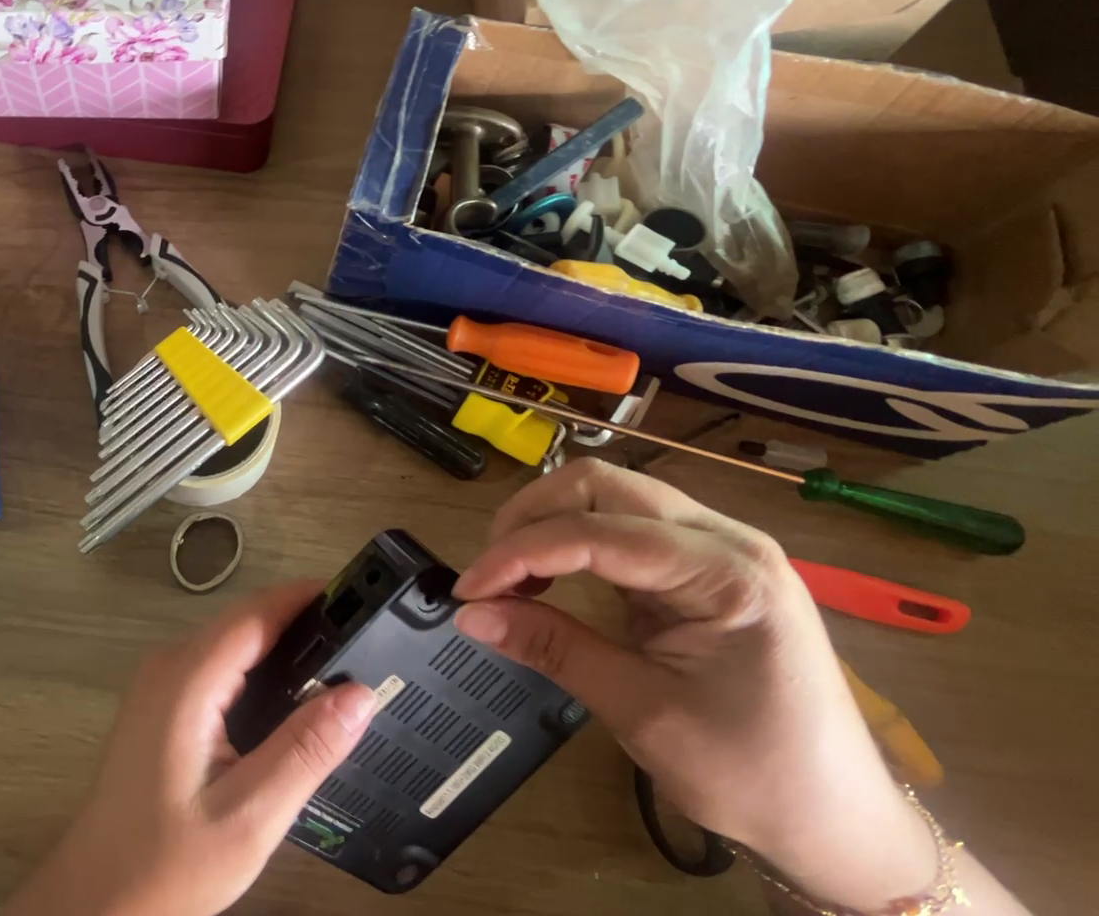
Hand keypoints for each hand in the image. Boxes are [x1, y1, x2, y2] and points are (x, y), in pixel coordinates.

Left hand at [0, 581, 377, 915]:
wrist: (100, 893)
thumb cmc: (166, 861)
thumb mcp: (250, 815)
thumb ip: (306, 750)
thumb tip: (358, 696)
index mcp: (185, 682)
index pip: (254, 614)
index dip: (304, 598)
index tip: (356, 597)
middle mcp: (166, 667)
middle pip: (241, 621)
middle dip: (298, 621)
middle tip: (358, 642)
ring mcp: (157, 683)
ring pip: (228, 641)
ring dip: (277, 645)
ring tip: (334, 667)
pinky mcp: (159, 702)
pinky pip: (215, 663)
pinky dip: (254, 667)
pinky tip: (285, 696)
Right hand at [450, 459, 936, 910]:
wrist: (837, 819)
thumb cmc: (750, 773)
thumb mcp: (640, 711)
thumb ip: (553, 648)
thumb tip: (469, 614)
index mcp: (728, 575)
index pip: (597, 532)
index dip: (520, 553)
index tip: (468, 590)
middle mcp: (727, 539)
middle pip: (601, 485)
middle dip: (530, 518)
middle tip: (489, 575)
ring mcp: (719, 545)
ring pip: (608, 492)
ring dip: (546, 522)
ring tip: (511, 577)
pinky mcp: (703, 561)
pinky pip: (622, 522)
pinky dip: (571, 538)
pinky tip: (548, 577)